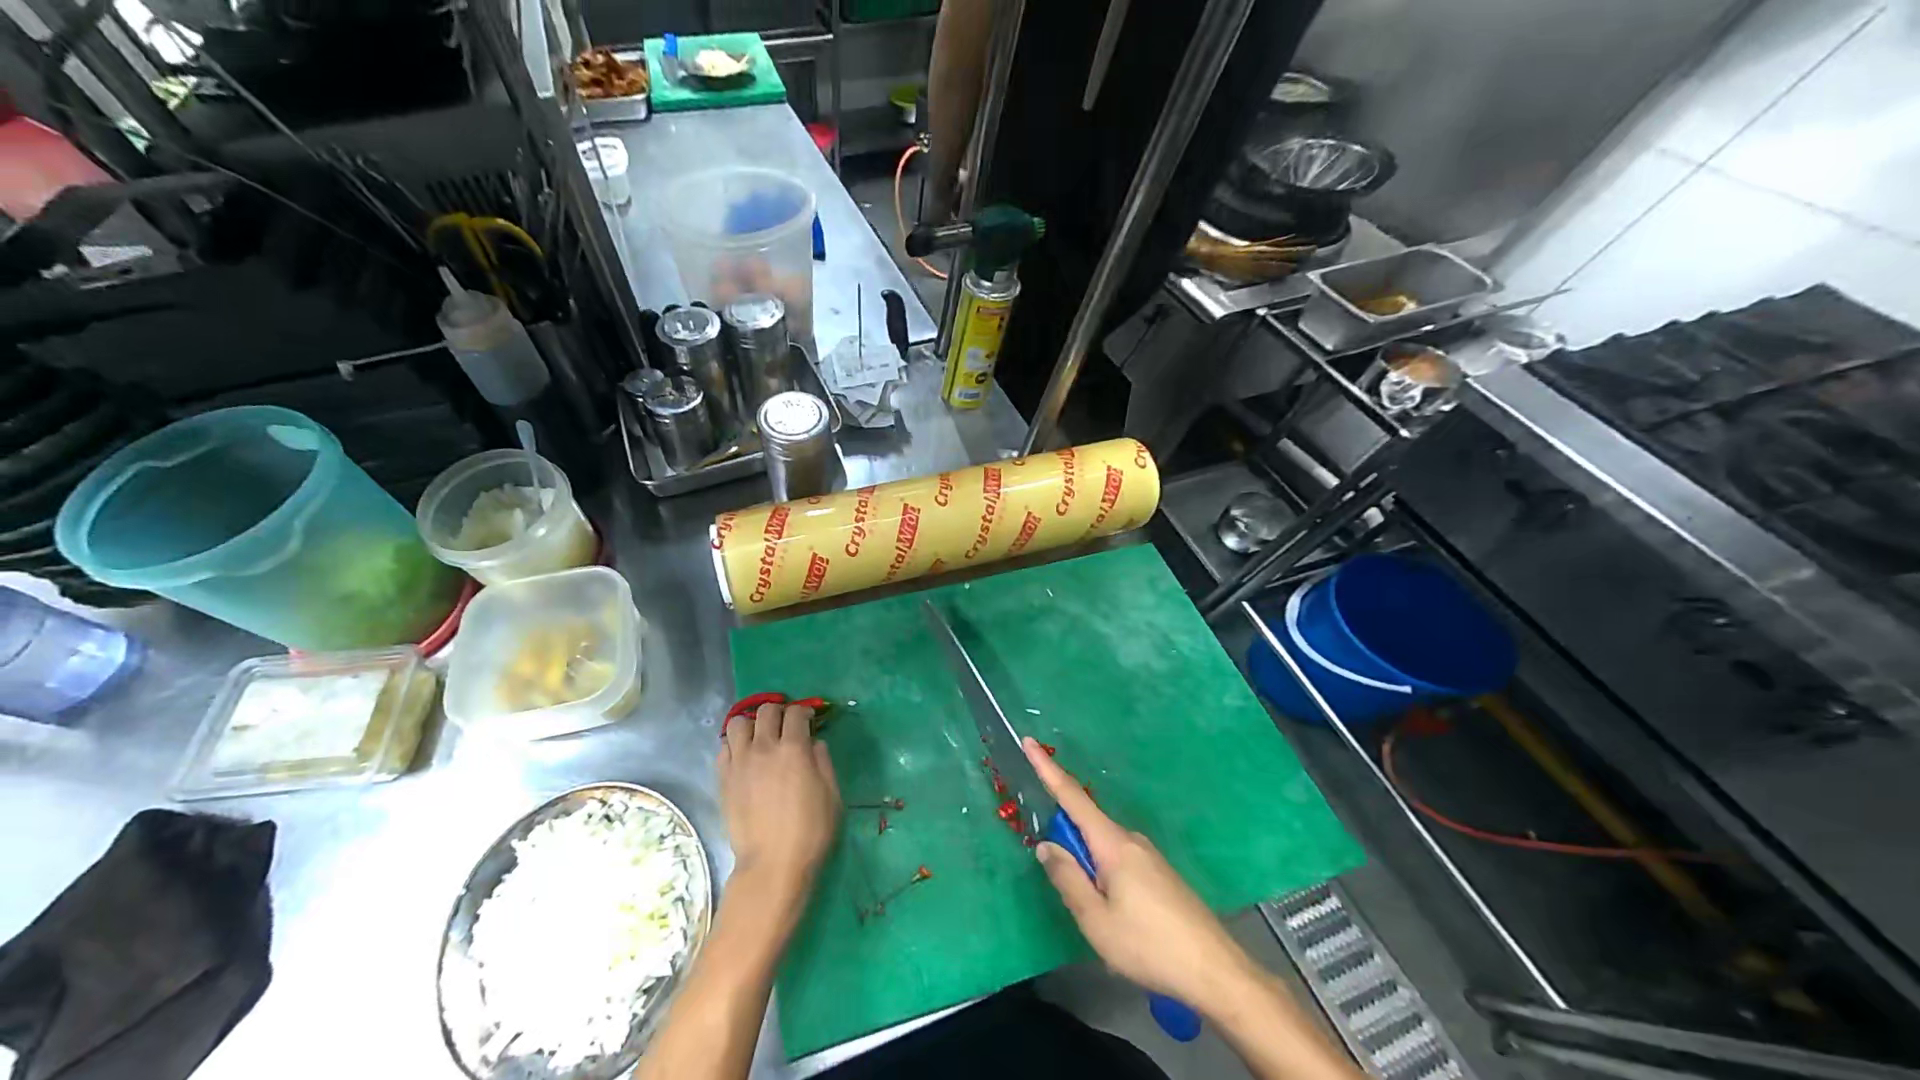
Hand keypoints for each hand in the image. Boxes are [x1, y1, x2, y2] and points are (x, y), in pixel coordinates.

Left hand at [718, 702, 839, 904]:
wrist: (772, 864)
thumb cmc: (811, 831)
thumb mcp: (832, 795)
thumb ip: (823, 762)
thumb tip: (814, 743)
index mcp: (794, 749)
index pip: (796, 712)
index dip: (805, 712)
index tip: (809, 720)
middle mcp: (764, 748)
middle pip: (766, 710)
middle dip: (779, 712)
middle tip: (786, 727)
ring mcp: (740, 762)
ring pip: (739, 723)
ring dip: (752, 725)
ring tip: (760, 739)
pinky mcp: (724, 778)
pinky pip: (724, 748)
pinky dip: (735, 746)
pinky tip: (745, 758)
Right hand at [1023, 737, 1258, 1014]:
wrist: (1214, 970)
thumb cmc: (1149, 945)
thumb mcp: (1096, 920)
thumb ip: (1067, 878)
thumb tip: (1046, 847)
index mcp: (1113, 845)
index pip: (1073, 798)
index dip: (1048, 770)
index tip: (1030, 742)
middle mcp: (1131, 840)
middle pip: (1086, 825)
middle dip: (1066, 841)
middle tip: (1065, 884)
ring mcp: (1149, 855)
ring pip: (1102, 846)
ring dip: (1086, 864)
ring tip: (1096, 914)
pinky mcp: (1159, 873)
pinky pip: (1118, 859)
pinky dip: (1103, 873)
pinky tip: (1114, 913)